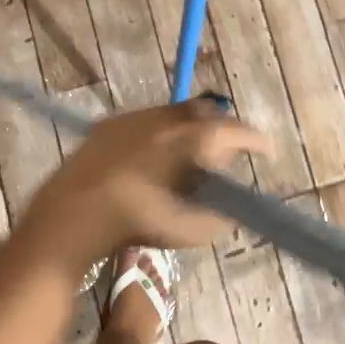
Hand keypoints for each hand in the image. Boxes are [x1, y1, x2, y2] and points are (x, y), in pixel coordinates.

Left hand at [23, 97, 268, 265]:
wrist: (76, 208)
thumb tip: (227, 211)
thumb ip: (218, 218)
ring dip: (189, 129)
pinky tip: (154, 155)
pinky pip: (146, 121)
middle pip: (204, 113)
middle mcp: (167, 119)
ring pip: (174, 114)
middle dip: (220, 128)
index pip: (233, 131)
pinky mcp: (110, 123)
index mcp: (192, 139)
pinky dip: (159, 133)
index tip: (267, 149)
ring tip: (191, 154)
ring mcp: (135, 117)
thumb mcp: (190, 230)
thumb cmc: (138, 220)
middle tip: (226, 152)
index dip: (254, 139)